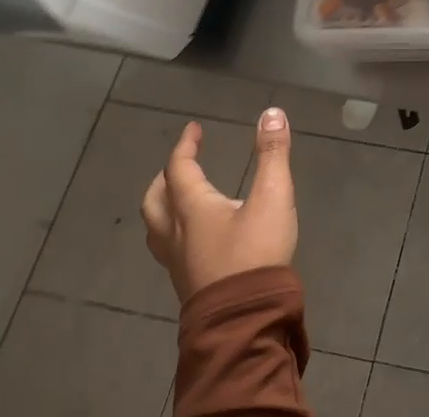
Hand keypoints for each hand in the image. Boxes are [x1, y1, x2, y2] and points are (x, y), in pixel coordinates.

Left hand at [142, 108, 298, 302]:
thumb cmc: (256, 251)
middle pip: (155, 199)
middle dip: (167, 176)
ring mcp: (177, 259)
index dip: (186, 145)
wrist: (245, 314)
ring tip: (181, 196)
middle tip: (183, 163)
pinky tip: (195, 235)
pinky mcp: (186, 280)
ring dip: (163, 204)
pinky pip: (167, 246)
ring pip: (156, 226)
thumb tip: (272, 113)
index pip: (179, 168)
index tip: (194, 129)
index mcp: (191, 207)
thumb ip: (273, 154)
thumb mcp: (273, 196)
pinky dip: (173, 228)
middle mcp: (175, 232)